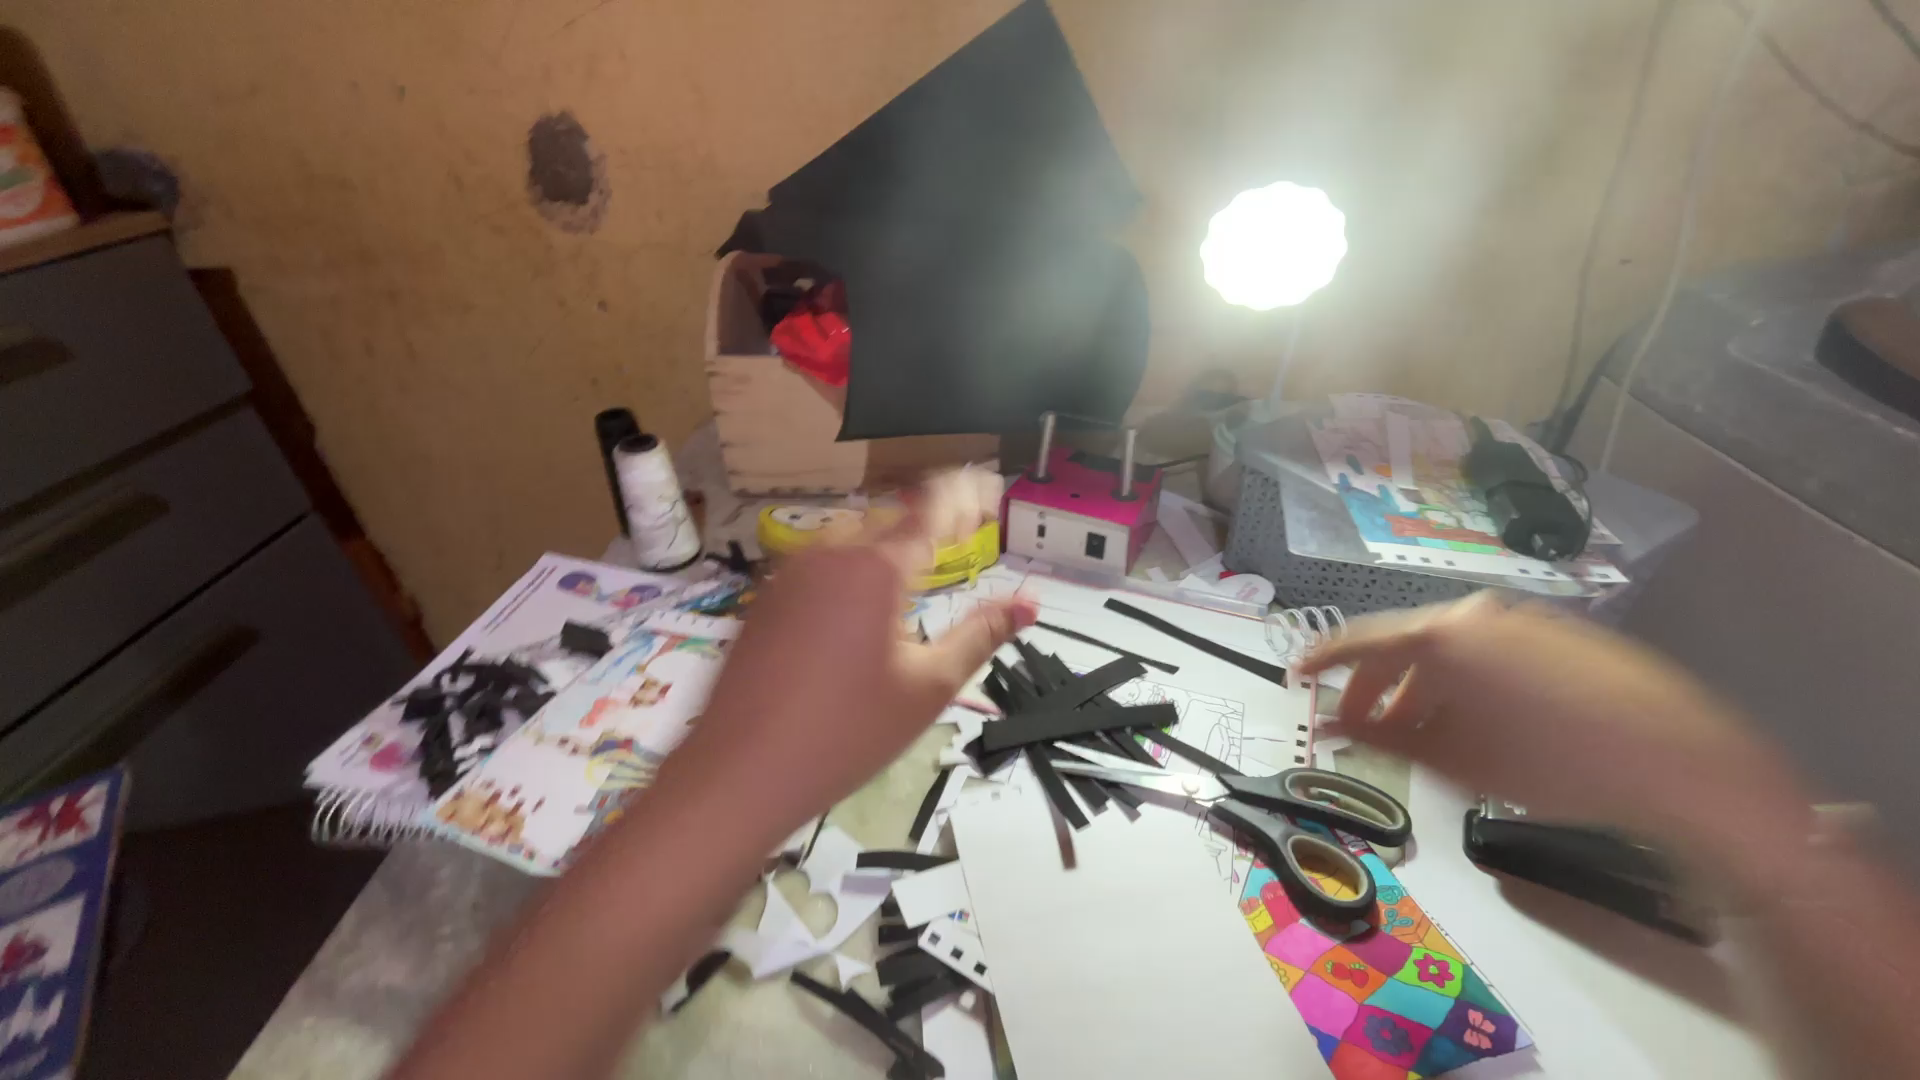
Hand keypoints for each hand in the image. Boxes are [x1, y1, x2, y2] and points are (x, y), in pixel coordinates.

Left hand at [671, 469, 1033, 830]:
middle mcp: (829, 555)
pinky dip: (849, 565)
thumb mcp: (928, 687)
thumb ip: (981, 635)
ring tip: (913, 568)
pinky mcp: (764, 600)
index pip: (932, 507)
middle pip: (889, 518)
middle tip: (961, 535)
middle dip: (928, 520)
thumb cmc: (847, 732)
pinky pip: (817, 563)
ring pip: (849, 537)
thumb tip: (1029, 604)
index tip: (990, 489)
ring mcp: (788, 575)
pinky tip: (856, 605)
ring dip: (886, 541)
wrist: (741, 772)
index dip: (965, 493)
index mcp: (876, 568)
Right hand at [1298, 596, 1811, 843]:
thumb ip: (1379, 737)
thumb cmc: (1554, 766)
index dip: (1321, 661)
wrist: (1687, 768)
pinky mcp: (1562, 635)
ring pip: (1449, 650)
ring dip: (1422, 689)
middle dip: (1376, 687)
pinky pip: (1489, 653)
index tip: (1296, 676)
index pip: (1359, 640)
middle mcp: (1478, 615)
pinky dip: (1465, 683)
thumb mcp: (1454, 760)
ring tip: (1423, 735)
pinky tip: (1479, 723)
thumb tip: (1327, 725)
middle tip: (1362, 726)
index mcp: (1443, 635)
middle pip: (1404, 645)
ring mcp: (1524, 620)